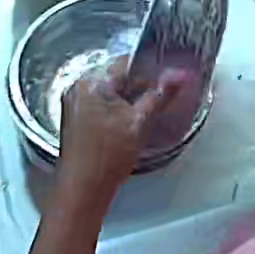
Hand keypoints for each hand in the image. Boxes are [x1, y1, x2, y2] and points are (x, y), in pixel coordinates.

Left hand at [54, 57, 182, 203]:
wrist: (83, 191)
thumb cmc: (106, 158)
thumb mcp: (141, 122)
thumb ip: (161, 94)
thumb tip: (179, 76)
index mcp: (92, 82)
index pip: (126, 62)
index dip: (149, 70)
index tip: (165, 79)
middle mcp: (79, 88)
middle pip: (117, 76)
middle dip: (139, 86)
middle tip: (158, 99)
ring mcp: (75, 104)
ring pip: (110, 91)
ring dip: (128, 99)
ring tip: (143, 114)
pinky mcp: (75, 119)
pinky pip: (100, 103)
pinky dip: (115, 109)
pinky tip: (127, 124)